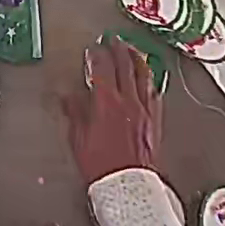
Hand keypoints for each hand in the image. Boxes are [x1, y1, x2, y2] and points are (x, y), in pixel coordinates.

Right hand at [61, 36, 161, 185]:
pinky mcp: (155, 120)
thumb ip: (75, 113)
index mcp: (108, 102)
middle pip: (126, 65)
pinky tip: (149, 79)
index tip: (92, 48)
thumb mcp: (78, 139)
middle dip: (118, 49)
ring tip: (132, 50)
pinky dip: (150, 81)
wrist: (129, 186)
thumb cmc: (102, 166)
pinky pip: (154, 93)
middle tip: (113, 39)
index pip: (103, 68)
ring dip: (137, 59)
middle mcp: (129, 101)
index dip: (97, 55)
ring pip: (144, 75)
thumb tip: (68, 97)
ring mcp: (145, 110)